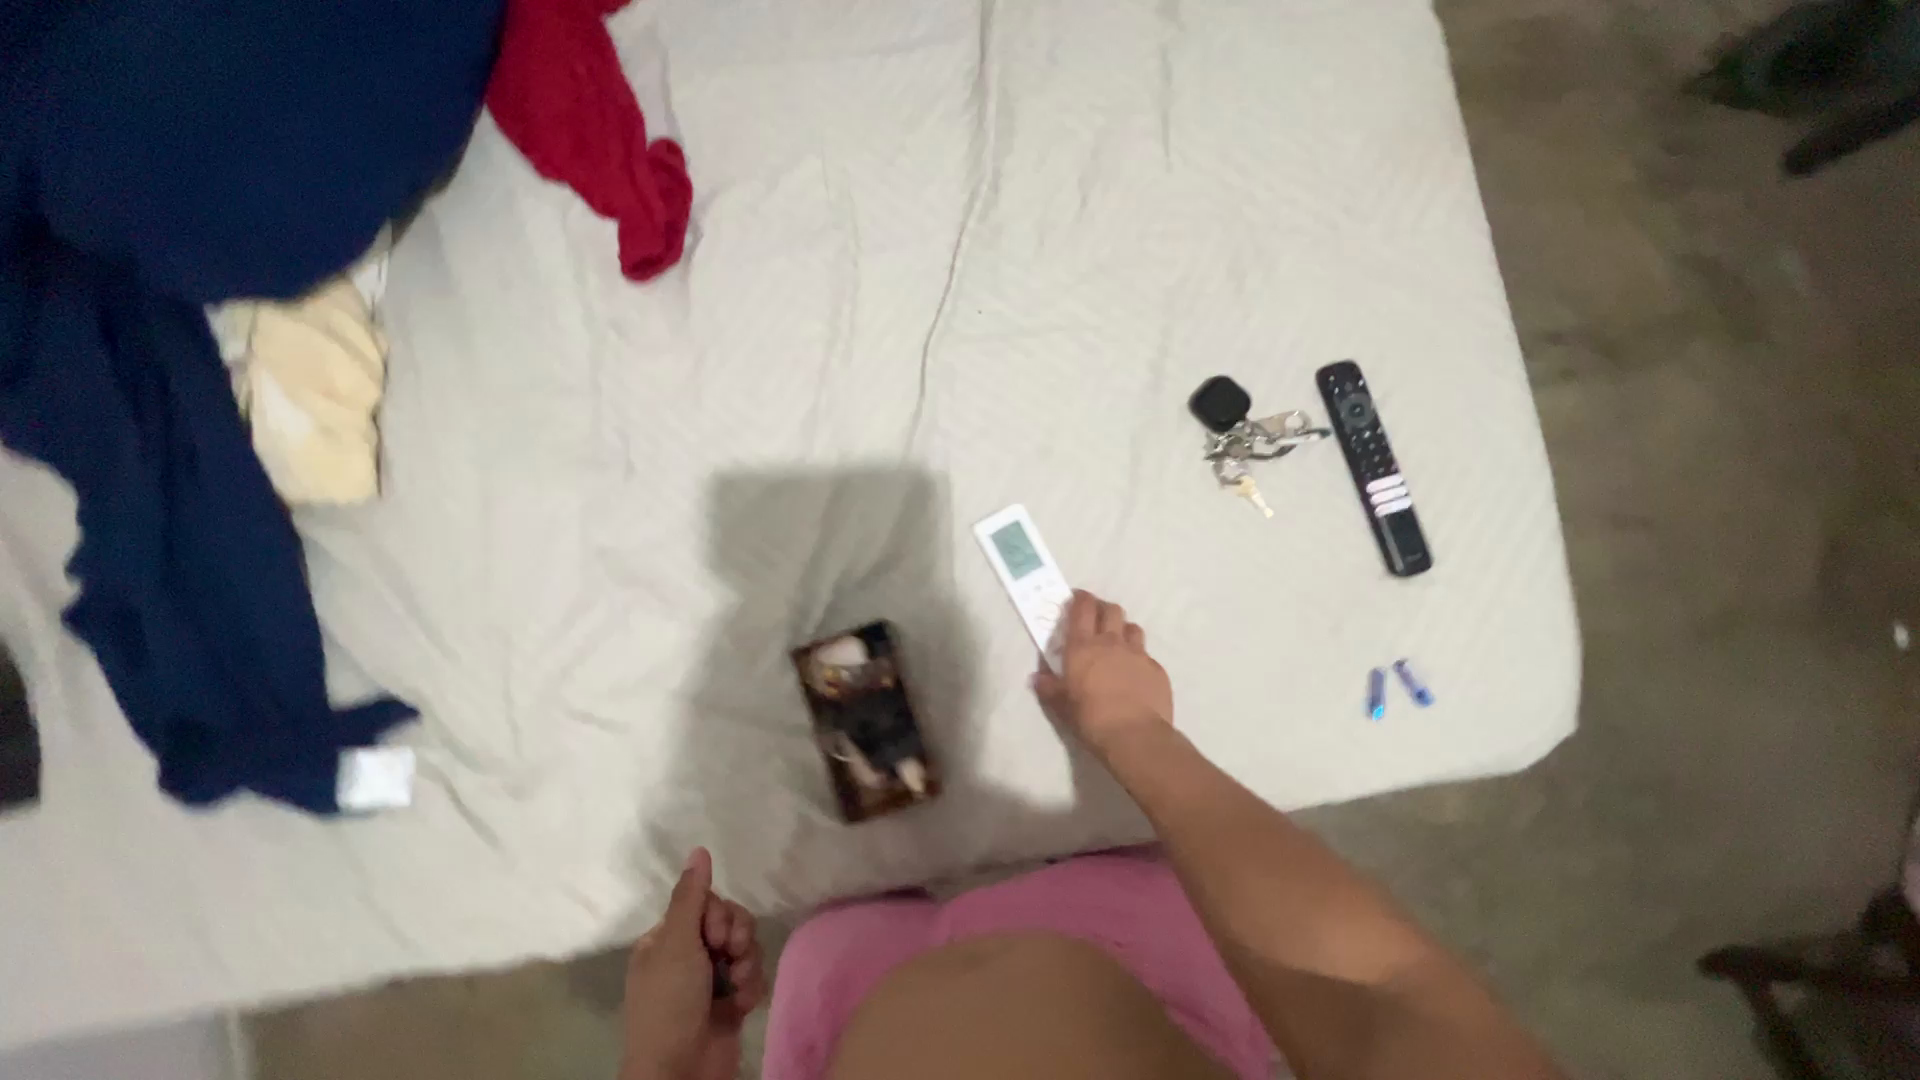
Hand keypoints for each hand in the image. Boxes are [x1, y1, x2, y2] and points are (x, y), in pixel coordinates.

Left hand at [619, 848, 767, 1079]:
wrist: (680, 1075)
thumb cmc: (669, 1005)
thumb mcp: (675, 944)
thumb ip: (691, 896)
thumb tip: (698, 849)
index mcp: (665, 940)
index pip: (706, 903)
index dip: (719, 914)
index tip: (714, 936)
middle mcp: (687, 956)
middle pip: (729, 921)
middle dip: (737, 936)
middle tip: (729, 956)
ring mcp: (710, 981)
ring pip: (746, 948)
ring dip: (747, 964)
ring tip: (737, 987)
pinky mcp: (730, 1004)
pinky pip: (753, 976)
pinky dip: (751, 988)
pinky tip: (742, 1005)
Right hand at [1032, 590, 1173, 757]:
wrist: (1135, 736)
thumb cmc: (1091, 719)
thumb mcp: (1062, 706)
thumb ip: (1050, 688)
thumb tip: (1036, 678)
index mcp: (1082, 647)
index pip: (1082, 609)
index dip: (1080, 598)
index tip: (1076, 598)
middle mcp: (1111, 643)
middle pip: (1111, 610)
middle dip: (1103, 608)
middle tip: (1096, 618)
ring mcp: (1137, 654)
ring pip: (1132, 627)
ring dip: (1123, 630)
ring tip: (1117, 643)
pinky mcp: (1156, 669)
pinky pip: (1146, 654)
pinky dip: (1138, 657)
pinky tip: (1134, 674)